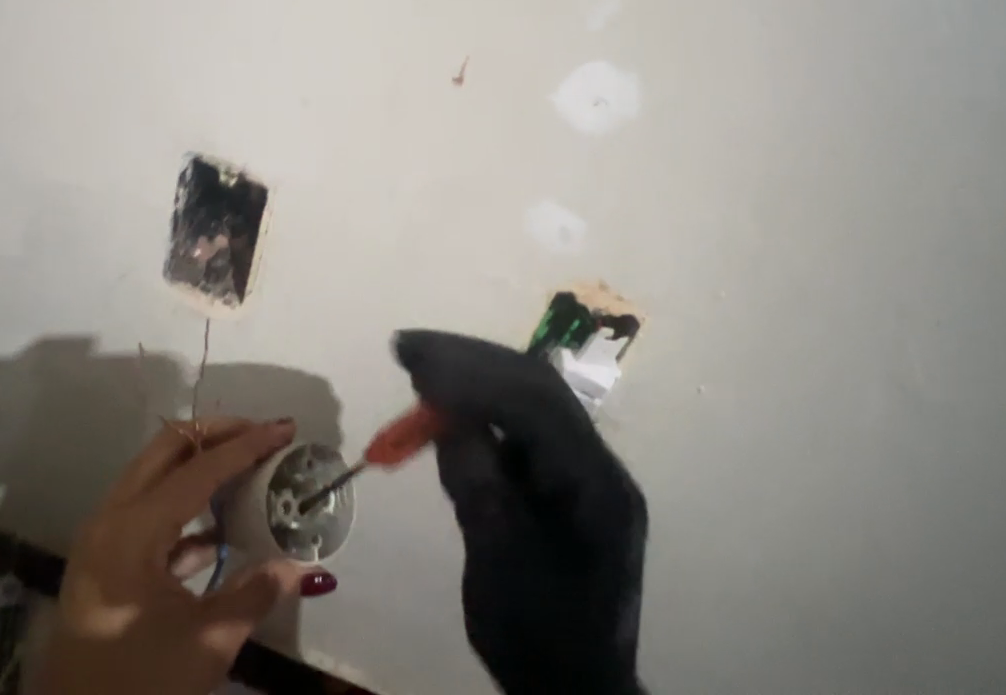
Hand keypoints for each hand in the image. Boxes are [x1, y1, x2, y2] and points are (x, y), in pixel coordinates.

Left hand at [31, 417, 317, 694]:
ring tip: (248, 466)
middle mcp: (111, 517)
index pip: (198, 469)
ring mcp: (103, 535)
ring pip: (154, 472)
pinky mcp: (105, 557)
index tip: (286, 429)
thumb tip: (301, 566)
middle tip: (263, 435)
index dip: (246, 446)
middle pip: (166, 449)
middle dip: (217, 434)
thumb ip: (255, 593)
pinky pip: (147, 506)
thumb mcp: (206, 643)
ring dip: (200, 462)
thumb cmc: (138, 681)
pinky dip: (184, 500)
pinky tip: (221, 523)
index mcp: (133, 530)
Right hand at [394, 330, 646, 694]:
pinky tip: (444, 400)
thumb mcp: (498, 566)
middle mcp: (597, 463)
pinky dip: (480, 406)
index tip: (415, 362)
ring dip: (475, 374)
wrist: (576, 685)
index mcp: (596, 485)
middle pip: (537, 387)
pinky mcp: (562, 474)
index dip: (474, 378)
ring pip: (531, 397)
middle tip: (408, 346)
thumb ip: (476, 486)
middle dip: (471, 361)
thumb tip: (447, 418)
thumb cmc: (537, 635)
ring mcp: (583, 466)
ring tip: (419, 360)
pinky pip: (522, 424)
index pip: (536, 408)